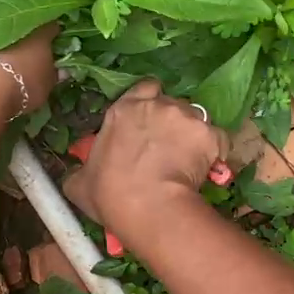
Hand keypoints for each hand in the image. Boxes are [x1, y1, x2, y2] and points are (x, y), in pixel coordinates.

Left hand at [0, 24, 59, 119]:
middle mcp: (15, 22)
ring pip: (1, 32)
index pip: (52, 27)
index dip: (54, 35)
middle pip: (25, 26)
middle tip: (31, 50)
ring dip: (5, 42)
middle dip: (28, 36)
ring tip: (7, 58)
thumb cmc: (22, 85)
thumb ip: (54, 75)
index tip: (55, 43)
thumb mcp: (46, 85)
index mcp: (39, 30)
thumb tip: (63, 70)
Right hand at [64, 81, 224, 240]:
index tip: (148, 121)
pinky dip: (214, 153)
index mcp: (123, 108)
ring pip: (195, 120)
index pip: (144, 87)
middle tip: (167, 148)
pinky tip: (206, 171)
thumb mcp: (78, 184)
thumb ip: (80, 170)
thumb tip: (77, 174)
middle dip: (171, 121)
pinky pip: (217, 140)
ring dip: (192, 136)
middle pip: (171, 103)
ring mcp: (186, 117)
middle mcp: (157, 104)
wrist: (149, 206)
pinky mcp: (210, 135)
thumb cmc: (109, 194)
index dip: (149, 101)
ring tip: (188, 163)